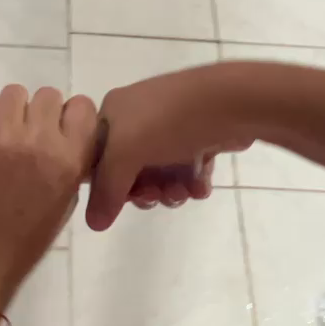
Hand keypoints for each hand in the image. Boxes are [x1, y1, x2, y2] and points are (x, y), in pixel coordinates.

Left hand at [0, 85, 97, 311]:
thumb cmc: (29, 237)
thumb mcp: (67, 200)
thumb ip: (73, 162)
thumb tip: (67, 136)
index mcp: (69, 158)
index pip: (82, 106)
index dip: (73, 116)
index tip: (63, 131)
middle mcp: (39, 139)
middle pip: (49, 95)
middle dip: (43, 112)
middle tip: (32, 136)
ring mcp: (2, 134)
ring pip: (15, 92)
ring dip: (15, 109)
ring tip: (8, 134)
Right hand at [87, 66, 253, 231]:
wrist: (230, 102)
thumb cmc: (167, 122)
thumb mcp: (125, 153)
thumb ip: (107, 190)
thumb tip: (94, 223)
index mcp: (113, 112)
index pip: (96, 157)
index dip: (106, 184)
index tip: (123, 200)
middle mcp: (137, 118)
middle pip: (128, 169)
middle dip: (143, 190)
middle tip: (155, 197)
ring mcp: (169, 127)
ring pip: (159, 173)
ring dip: (169, 190)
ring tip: (184, 192)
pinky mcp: (198, 137)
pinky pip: (186, 169)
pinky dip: (190, 183)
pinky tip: (200, 188)